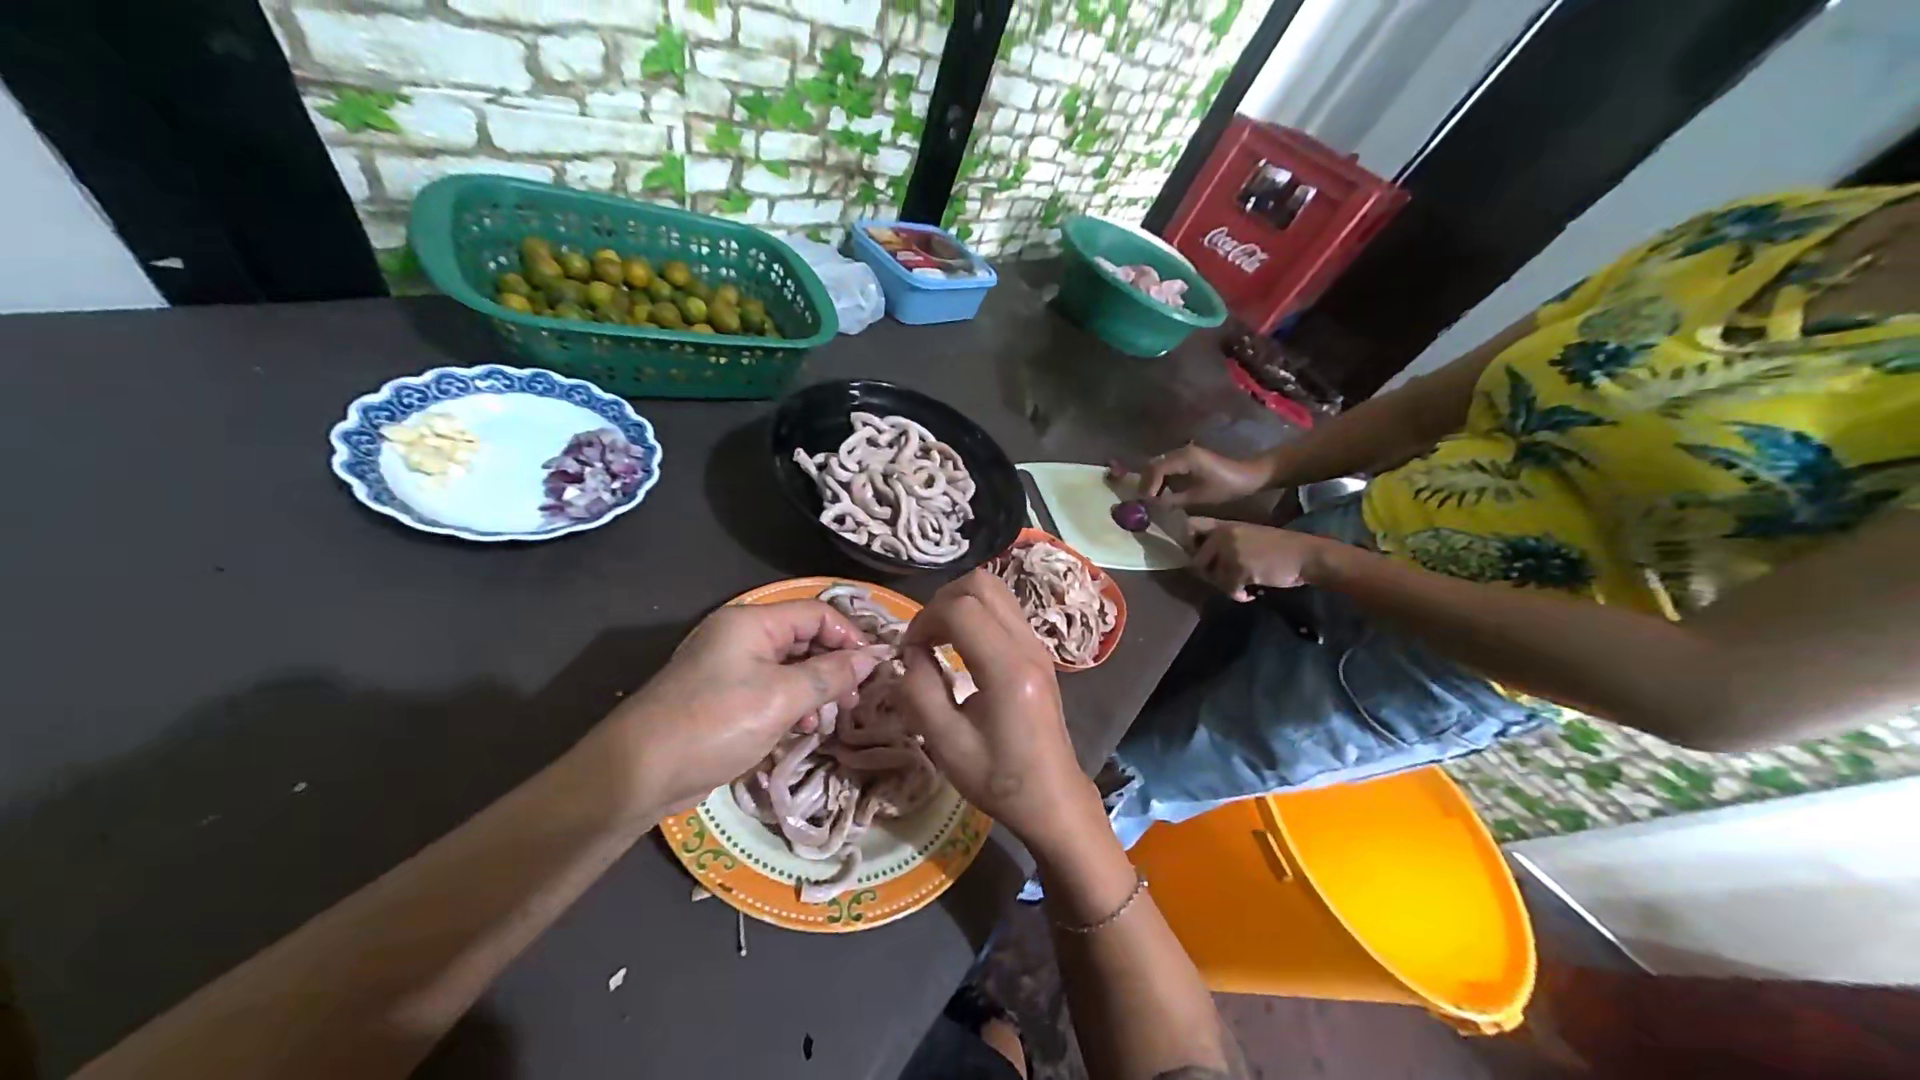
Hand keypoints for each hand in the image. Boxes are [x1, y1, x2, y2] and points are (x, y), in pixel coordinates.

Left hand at [599, 601, 889, 814]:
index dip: (850, 637)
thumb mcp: (781, 698)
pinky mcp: (722, 698)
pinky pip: (770, 690)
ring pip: (789, 667)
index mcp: (752, 623)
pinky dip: (791, 705)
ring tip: (827, 718)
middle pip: (804, 639)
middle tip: (855, 700)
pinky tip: (800, 728)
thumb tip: (871, 659)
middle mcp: (740, 637)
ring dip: (814, 689)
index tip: (874, 670)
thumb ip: (830, 675)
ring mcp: (729, 668)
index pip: (817, 613)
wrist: (637, 773)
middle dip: (833, 666)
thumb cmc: (714, 724)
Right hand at [893, 572, 1100, 851]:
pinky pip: (1005, 608)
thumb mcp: (946, 744)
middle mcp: (1028, 646)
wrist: (1052, 799)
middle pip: (981, 583)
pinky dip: (975, 613)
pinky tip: (961, 646)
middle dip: (941, 601)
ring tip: (939, 638)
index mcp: (1008, 669)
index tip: (909, 650)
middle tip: (923, 637)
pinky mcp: (1039, 651)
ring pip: (996, 589)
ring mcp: (1038, 645)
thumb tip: (910, 654)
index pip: (961, 609)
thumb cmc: (999, 779)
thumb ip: (919, 692)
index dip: (924, 619)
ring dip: (959, 603)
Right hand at [1113, 443, 1272, 507]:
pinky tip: (1161, 492)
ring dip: (1151, 480)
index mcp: (1185, 458)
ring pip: (1157, 465)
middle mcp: (1181, 451)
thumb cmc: (1226, 487)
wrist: (1248, 476)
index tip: (1146, 502)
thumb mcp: (1198, 497)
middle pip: (1152, 464)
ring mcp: (1183, 453)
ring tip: (1151, 498)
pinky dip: (1159, 478)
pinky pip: (1165, 466)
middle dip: (1146, 483)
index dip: (1148, 486)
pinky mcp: (1186, 458)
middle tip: (1144, 501)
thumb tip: (1153, 505)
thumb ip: (1173, 500)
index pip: (1156, 469)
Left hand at [1189, 518, 1326, 600]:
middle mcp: (1222, 536)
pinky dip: (1239, 595)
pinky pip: (1229, 589)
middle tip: (1228, 579)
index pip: (1191, 527)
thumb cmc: (1280, 547)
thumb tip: (1199, 556)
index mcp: (1224, 525)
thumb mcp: (1248, 535)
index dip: (1187, 542)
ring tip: (1244, 585)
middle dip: (1209, 574)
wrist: (1306, 555)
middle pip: (1197, 561)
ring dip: (1227, 586)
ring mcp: (1229, 553)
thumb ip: (1224, 542)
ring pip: (1213, 578)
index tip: (1192, 554)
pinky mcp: (1239, 570)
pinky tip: (1252, 593)